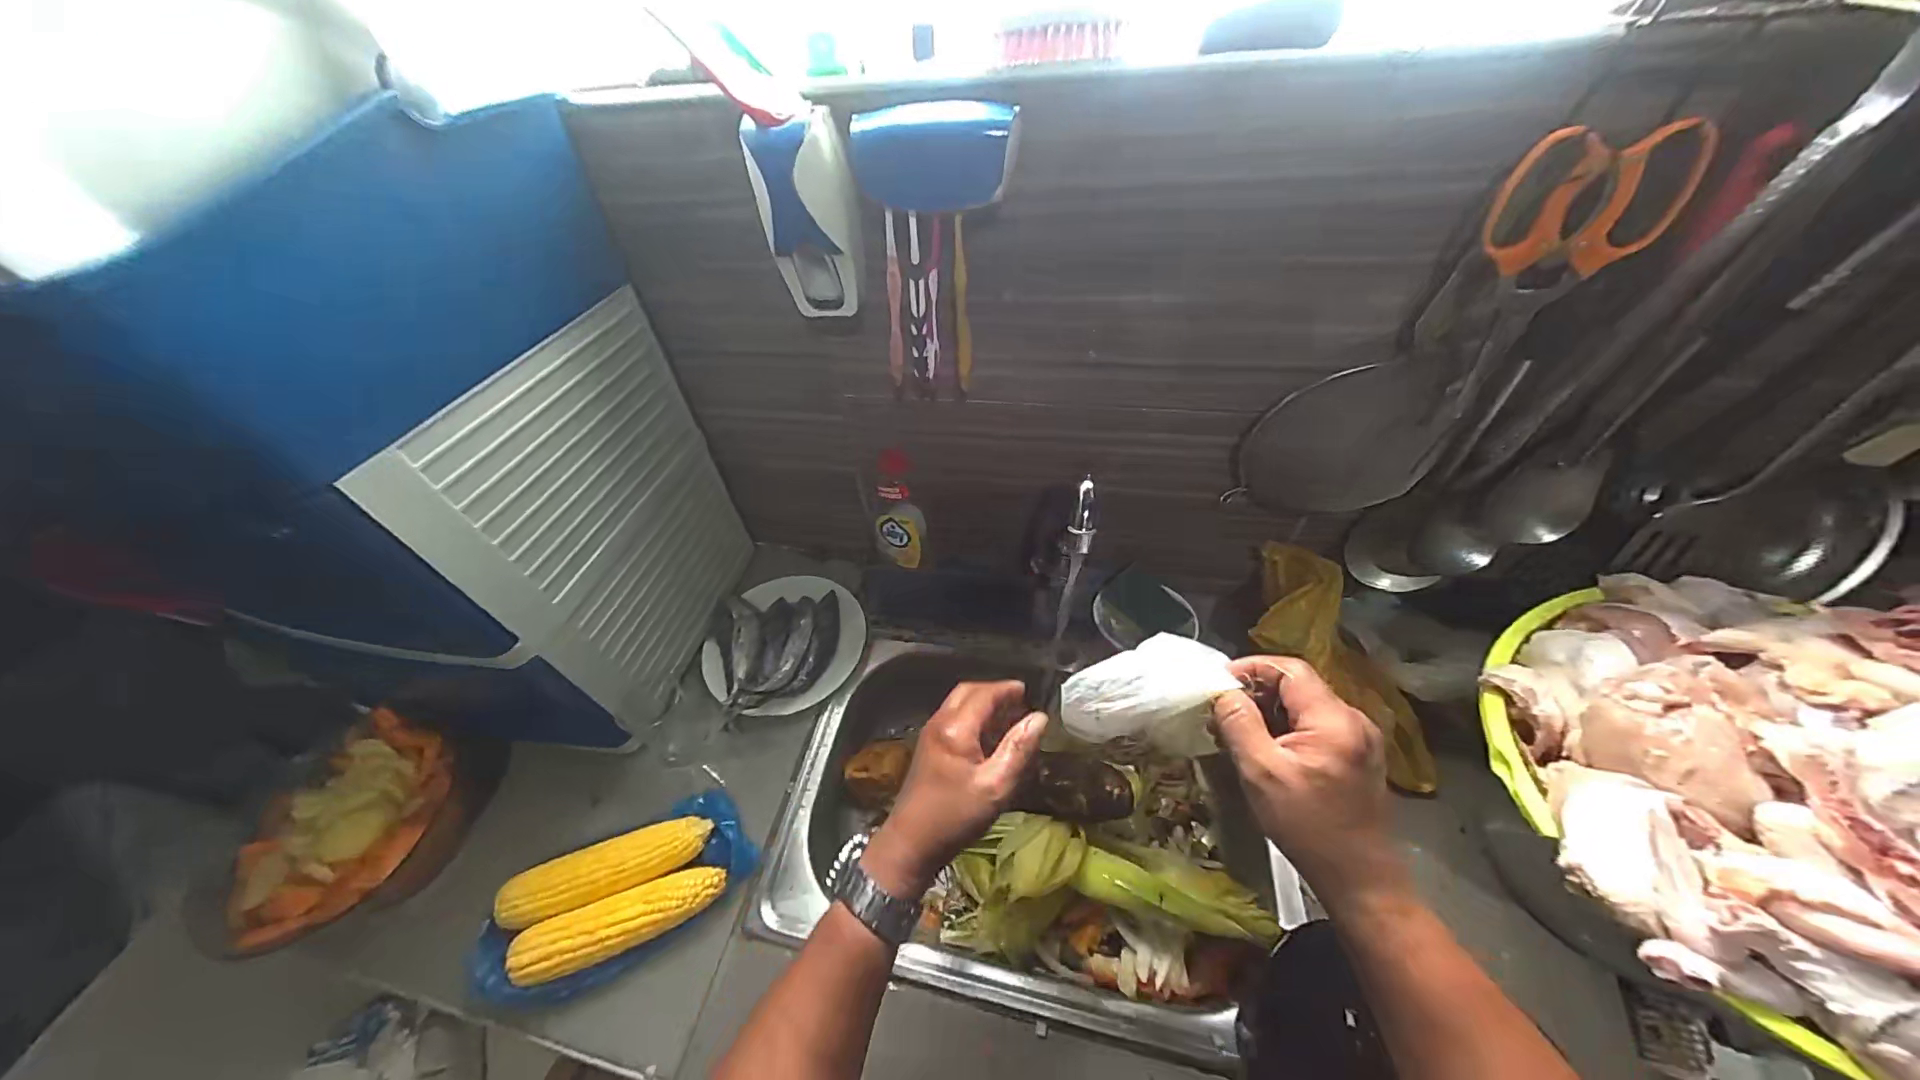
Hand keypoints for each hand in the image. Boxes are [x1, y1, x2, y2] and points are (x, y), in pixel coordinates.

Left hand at [863, 680, 1046, 897]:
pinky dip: (974, 718)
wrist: (910, 842)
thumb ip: (1019, 749)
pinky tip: (990, 736)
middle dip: (995, 692)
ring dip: (984, 705)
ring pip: (959, 705)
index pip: (984, 694)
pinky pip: (954, 719)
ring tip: (1010, 716)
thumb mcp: (996, 786)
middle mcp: (940, 723)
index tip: (1029, 691)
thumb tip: (1039, 718)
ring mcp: (931, 735)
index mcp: (955, 728)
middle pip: (968, 692)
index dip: (1008, 689)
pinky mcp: (929, 748)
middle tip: (1019, 701)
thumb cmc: (955, 815)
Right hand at [1211, 656, 1408, 908]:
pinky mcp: (1356, 755)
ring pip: (1305, 704)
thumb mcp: (1261, 773)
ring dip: (1269, 709)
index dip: (1251, 668)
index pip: (1290, 669)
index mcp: (1334, 720)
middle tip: (1222, 708)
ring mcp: (1359, 738)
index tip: (1219, 684)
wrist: (1360, 879)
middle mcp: (1353, 720)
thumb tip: (1222, 691)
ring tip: (1236, 728)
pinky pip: (1315, 725)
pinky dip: (1285, 726)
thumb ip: (1239, 724)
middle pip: (1298, 684)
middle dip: (1256, 690)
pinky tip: (1263, 746)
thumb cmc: (1308, 827)